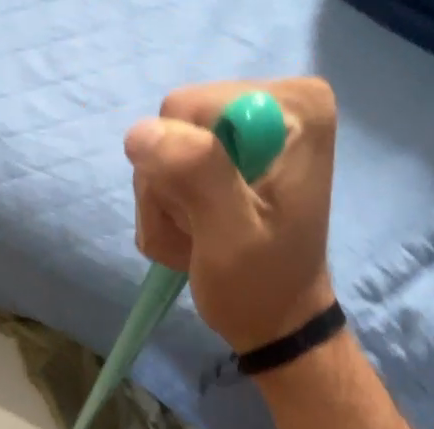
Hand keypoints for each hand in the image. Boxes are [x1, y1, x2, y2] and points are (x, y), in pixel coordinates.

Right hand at [126, 78, 338, 352]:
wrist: (276, 321)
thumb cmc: (258, 286)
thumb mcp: (230, 235)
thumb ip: (194, 174)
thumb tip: (140, 133)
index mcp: (293, 106)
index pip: (186, 109)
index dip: (177, 168)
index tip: (205, 217)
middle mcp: (274, 101)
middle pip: (171, 128)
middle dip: (170, 192)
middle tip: (199, 236)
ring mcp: (249, 128)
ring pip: (162, 156)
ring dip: (167, 210)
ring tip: (198, 243)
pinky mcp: (229, 153)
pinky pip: (167, 171)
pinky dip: (171, 215)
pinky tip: (198, 238)